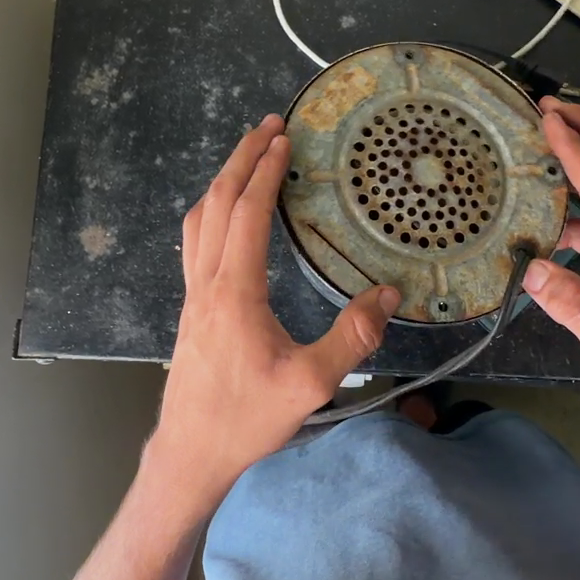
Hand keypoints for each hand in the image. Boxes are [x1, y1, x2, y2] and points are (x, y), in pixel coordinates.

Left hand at [151, 115, 400, 496]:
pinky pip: (194, 243)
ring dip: (221, 181)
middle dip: (240, 159)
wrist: (189, 453)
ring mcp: (192, 295)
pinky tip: (224, 216)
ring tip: (247, 157)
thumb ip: (352, 337)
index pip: (246, 215)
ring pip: (198, 221)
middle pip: (216, 204)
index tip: (282, 139)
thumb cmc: (246, 420)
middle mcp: (206, 283)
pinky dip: (210, 211)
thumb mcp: (310, 383)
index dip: (265, 173)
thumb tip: (389, 295)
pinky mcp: (190, 309)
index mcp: (234, 292)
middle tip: (265, 126)